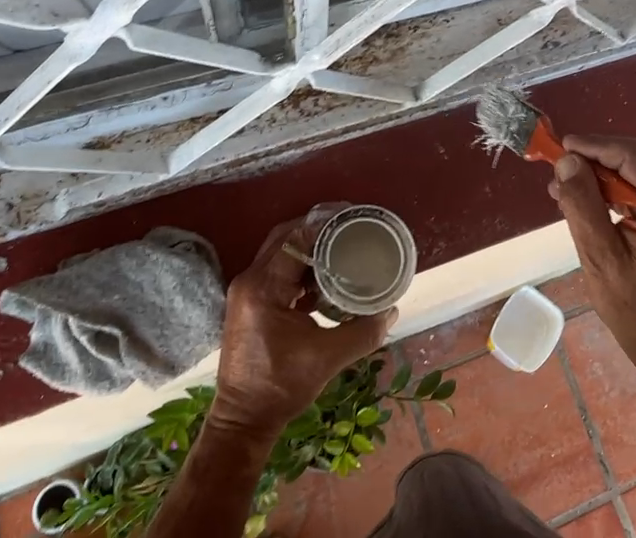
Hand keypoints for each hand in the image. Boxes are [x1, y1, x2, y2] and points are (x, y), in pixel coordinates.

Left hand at [207, 216, 396, 437]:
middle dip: (318, 228)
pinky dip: (301, 267)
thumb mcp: (328, 358)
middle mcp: (250, 281)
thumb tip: (392, 309)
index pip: (295, 238)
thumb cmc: (281, 387)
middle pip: (285, 238)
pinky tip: (327, 276)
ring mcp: (247, 292)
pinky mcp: (251, 304)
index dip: (324, 223)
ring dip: (309, 247)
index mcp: (263, 287)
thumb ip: (363, 331)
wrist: (244, 419)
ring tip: (343, 246)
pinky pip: (278, 272)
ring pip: (281, 253)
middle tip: (350, 225)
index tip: (352, 217)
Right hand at [549, 135, 635, 375]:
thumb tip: (567, 162)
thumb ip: (583, 207)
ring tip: (564, 193)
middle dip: (593, 162)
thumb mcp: (600, 258)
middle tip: (556, 175)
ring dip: (598, 178)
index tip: (560, 148)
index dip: (594, 145)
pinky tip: (587, 206)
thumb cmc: (634, 309)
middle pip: (634, 161)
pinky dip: (611, 193)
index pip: (632, 156)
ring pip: (634, 174)